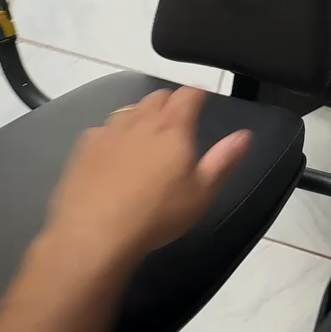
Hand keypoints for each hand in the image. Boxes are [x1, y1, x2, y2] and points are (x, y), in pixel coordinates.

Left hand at [41, 87, 252, 268]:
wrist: (92, 238)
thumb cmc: (156, 215)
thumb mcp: (201, 193)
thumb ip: (224, 160)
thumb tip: (246, 135)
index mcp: (173, 127)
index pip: (188, 94)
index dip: (198, 93)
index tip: (203, 99)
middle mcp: (141, 121)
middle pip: (158, 96)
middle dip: (171, 102)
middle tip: (178, 120)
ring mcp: (109, 132)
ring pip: (130, 109)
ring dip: (142, 115)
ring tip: (147, 134)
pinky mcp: (84, 149)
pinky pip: (102, 129)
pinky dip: (114, 134)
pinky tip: (113, 152)